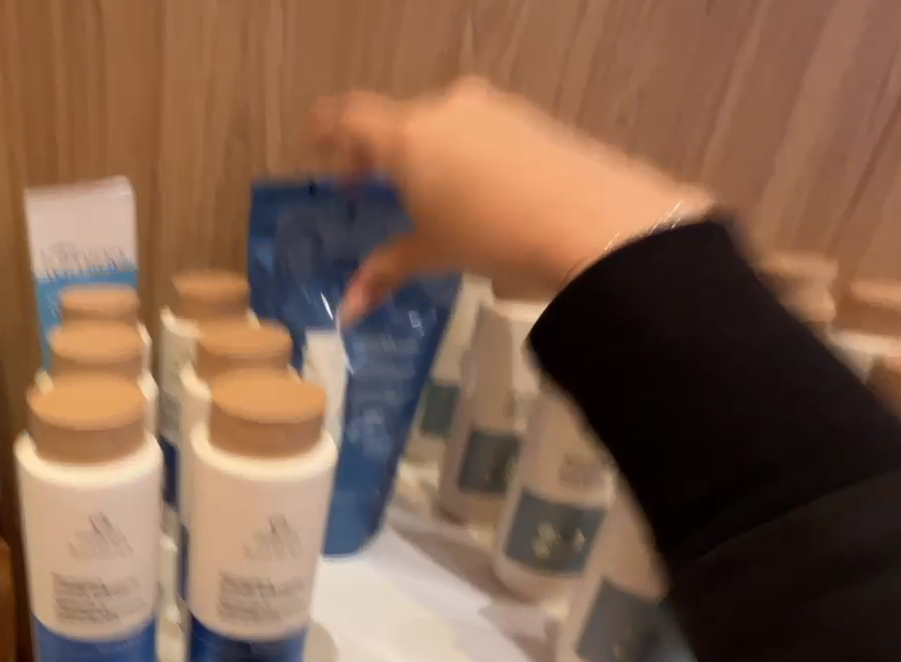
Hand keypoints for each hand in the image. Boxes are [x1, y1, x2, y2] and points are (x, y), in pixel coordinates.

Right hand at [309, 78, 712, 322]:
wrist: (589, 219)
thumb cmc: (487, 234)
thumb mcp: (430, 254)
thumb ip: (384, 272)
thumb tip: (347, 314)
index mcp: (408, 136)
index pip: (352, 118)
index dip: (327, 125)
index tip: (311, 131)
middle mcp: (445, 109)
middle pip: (395, 123)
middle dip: (373, 152)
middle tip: (361, 182)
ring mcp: (489, 110)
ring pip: (435, 126)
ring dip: (416, 153)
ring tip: (414, 191)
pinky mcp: (526, 120)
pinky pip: (471, 132)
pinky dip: (452, 154)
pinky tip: (462, 188)